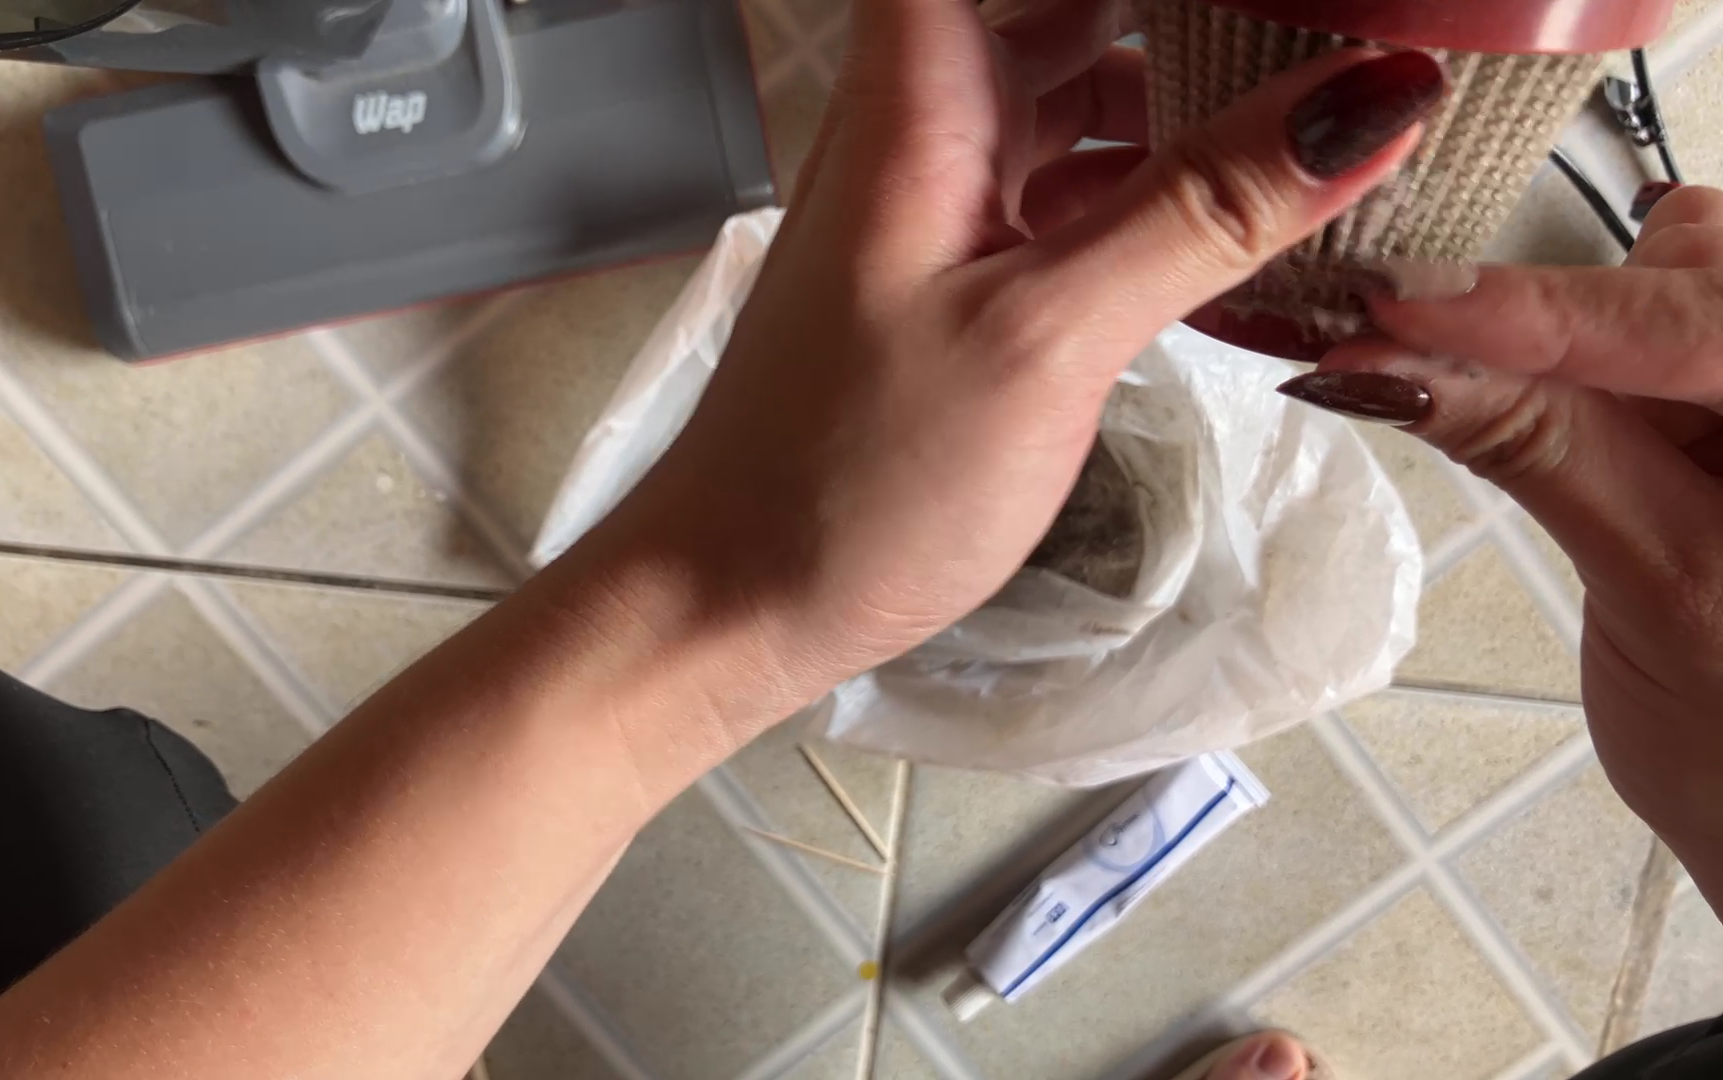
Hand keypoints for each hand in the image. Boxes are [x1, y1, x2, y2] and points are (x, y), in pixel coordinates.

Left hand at [567, 0, 1447, 739]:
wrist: (746, 583)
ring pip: (1060, 107)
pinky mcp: (940, 293)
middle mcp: (913, 138)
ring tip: (1310, 113)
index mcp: (917, 104)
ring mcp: (925, 220)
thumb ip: (1195, 211)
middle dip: (1190, 20)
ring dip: (1172, 100)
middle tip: (1339, 30)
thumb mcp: (1041, 340)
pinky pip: (1046, 203)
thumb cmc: (860, 476)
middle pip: (1056, 11)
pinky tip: (1210, 226)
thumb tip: (1375, 95)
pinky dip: (1128, 197)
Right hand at [1281, 185, 1722, 897]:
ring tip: (1381, 327)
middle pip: (1675, 273)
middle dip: (1520, 289)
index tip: (1396, 306)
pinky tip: (1423, 361)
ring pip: (1623, 305)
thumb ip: (1540, 453)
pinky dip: (1493, 360)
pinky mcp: (1682, 427)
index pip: (1699, 323)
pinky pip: (1588, 362)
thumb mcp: (1659, 580)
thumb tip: (1392, 376)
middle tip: (1368, 307)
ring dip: (1489, 320)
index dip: (1542, 307)